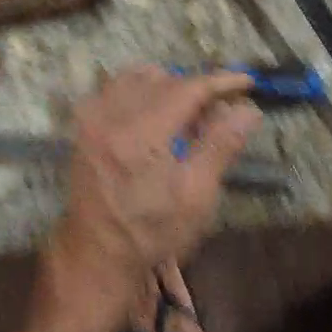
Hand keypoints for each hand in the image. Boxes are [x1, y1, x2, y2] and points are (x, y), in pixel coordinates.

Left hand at [39, 67, 261, 331]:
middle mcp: (111, 115)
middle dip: (195, 89)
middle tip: (219, 113)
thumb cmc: (152, 232)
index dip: (219, 82)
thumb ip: (220, 146)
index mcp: (140, 136)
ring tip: (188, 116)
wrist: (98, 253)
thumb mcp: (195, 197)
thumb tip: (248, 109)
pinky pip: (117, 86)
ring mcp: (91, 115)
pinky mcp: (83, 121)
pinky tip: (157, 113)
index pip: (186, 88)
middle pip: (164, 80)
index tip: (247, 82)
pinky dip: (141, 89)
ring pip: (139, 77)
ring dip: (169, 87)